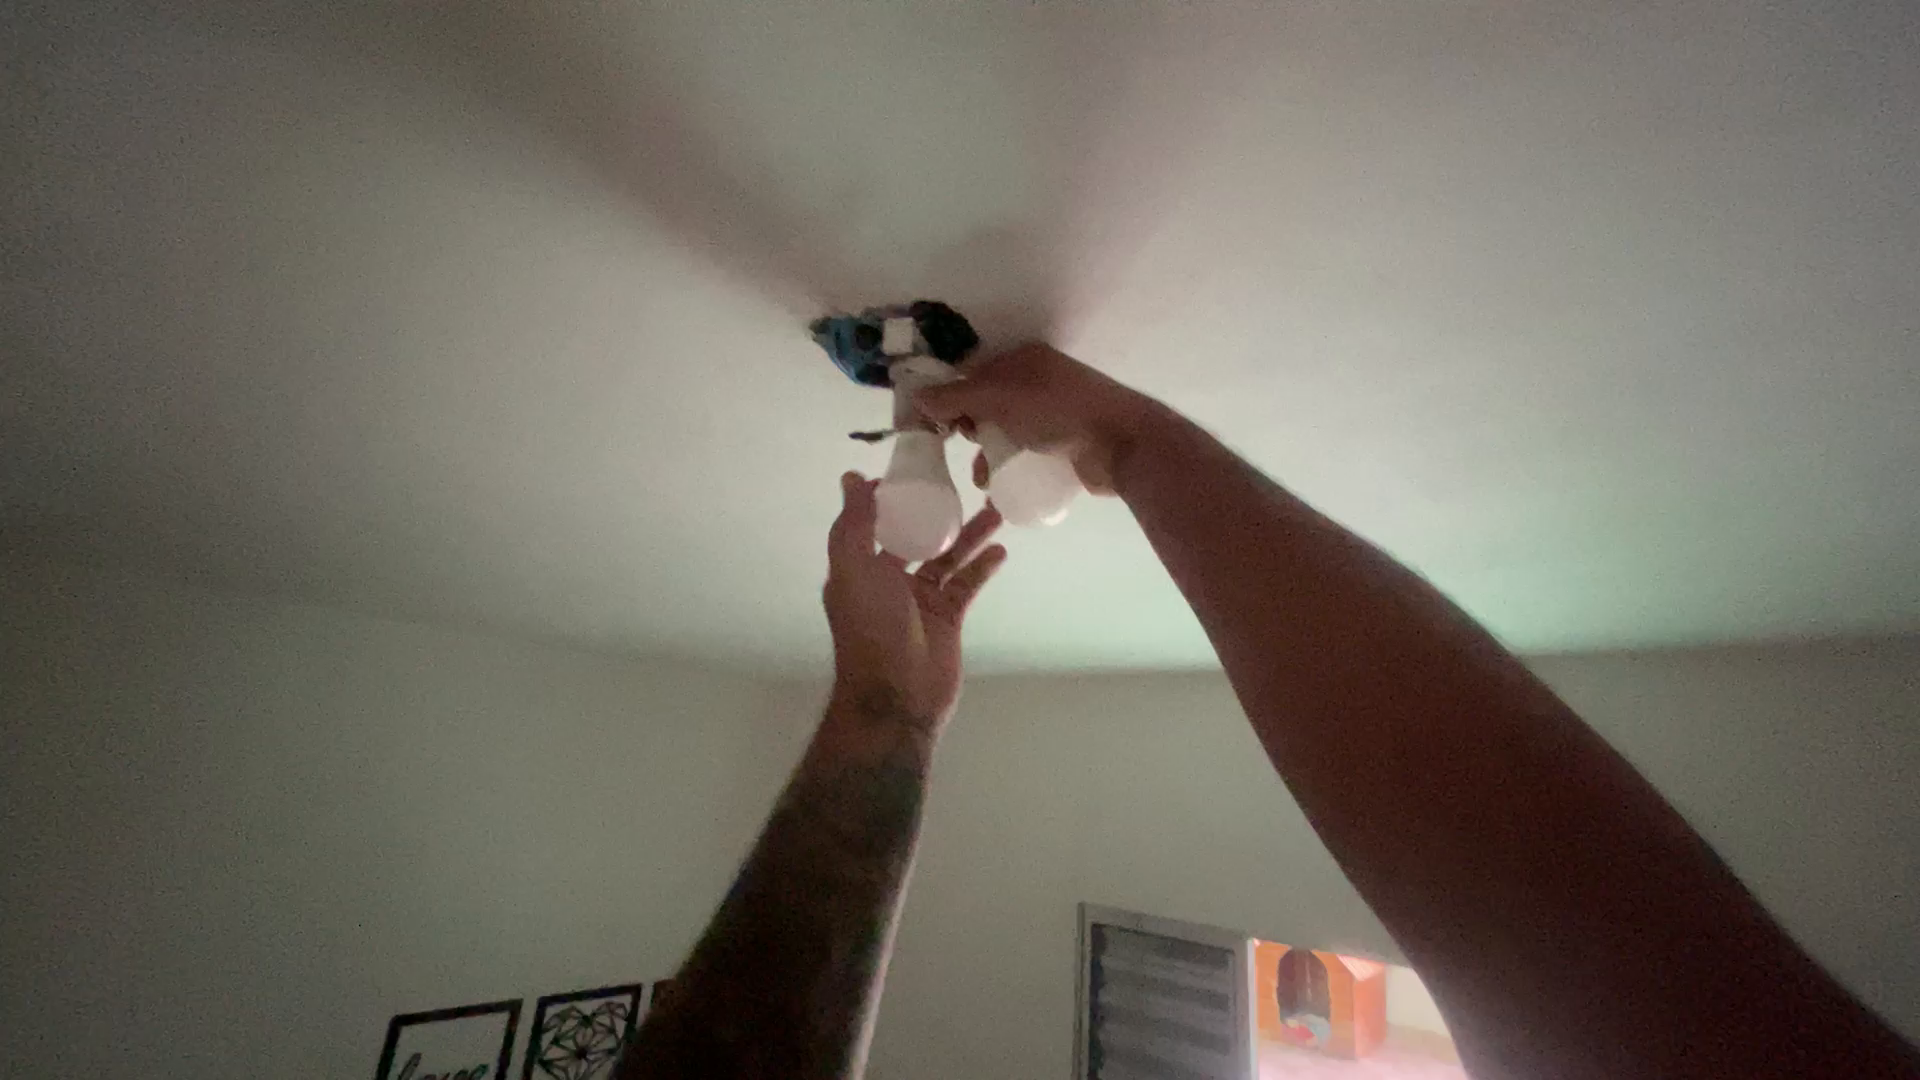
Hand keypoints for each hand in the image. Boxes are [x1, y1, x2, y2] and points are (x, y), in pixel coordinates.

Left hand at [824, 471, 1006, 726]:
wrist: (897, 696)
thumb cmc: (872, 628)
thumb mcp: (853, 569)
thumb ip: (853, 524)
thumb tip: (851, 477)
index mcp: (860, 568)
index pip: (875, 522)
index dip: (893, 497)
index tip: (916, 470)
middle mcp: (888, 580)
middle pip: (917, 536)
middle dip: (938, 513)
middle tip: (965, 486)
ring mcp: (920, 600)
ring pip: (948, 557)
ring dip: (970, 535)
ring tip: (996, 511)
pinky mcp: (947, 618)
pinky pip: (966, 584)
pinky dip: (982, 567)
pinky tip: (1000, 551)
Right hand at [912, 343, 1164, 494]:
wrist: (1121, 444)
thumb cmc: (1057, 412)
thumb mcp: (1000, 399)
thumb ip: (957, 397)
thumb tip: (917, 397)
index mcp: (1024, 360)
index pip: (974, 372)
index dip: (950, 394)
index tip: (931, 422)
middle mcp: (1037, 382)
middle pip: (988, 403)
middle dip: (968, 427)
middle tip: (960, 447)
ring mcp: (1053, 413)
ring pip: (1006, 432)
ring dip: (988, 454)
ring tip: (982, 480)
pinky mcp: (1064, 443)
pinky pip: (1026, 453)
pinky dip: (1010, 467)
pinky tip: (1000, 489)